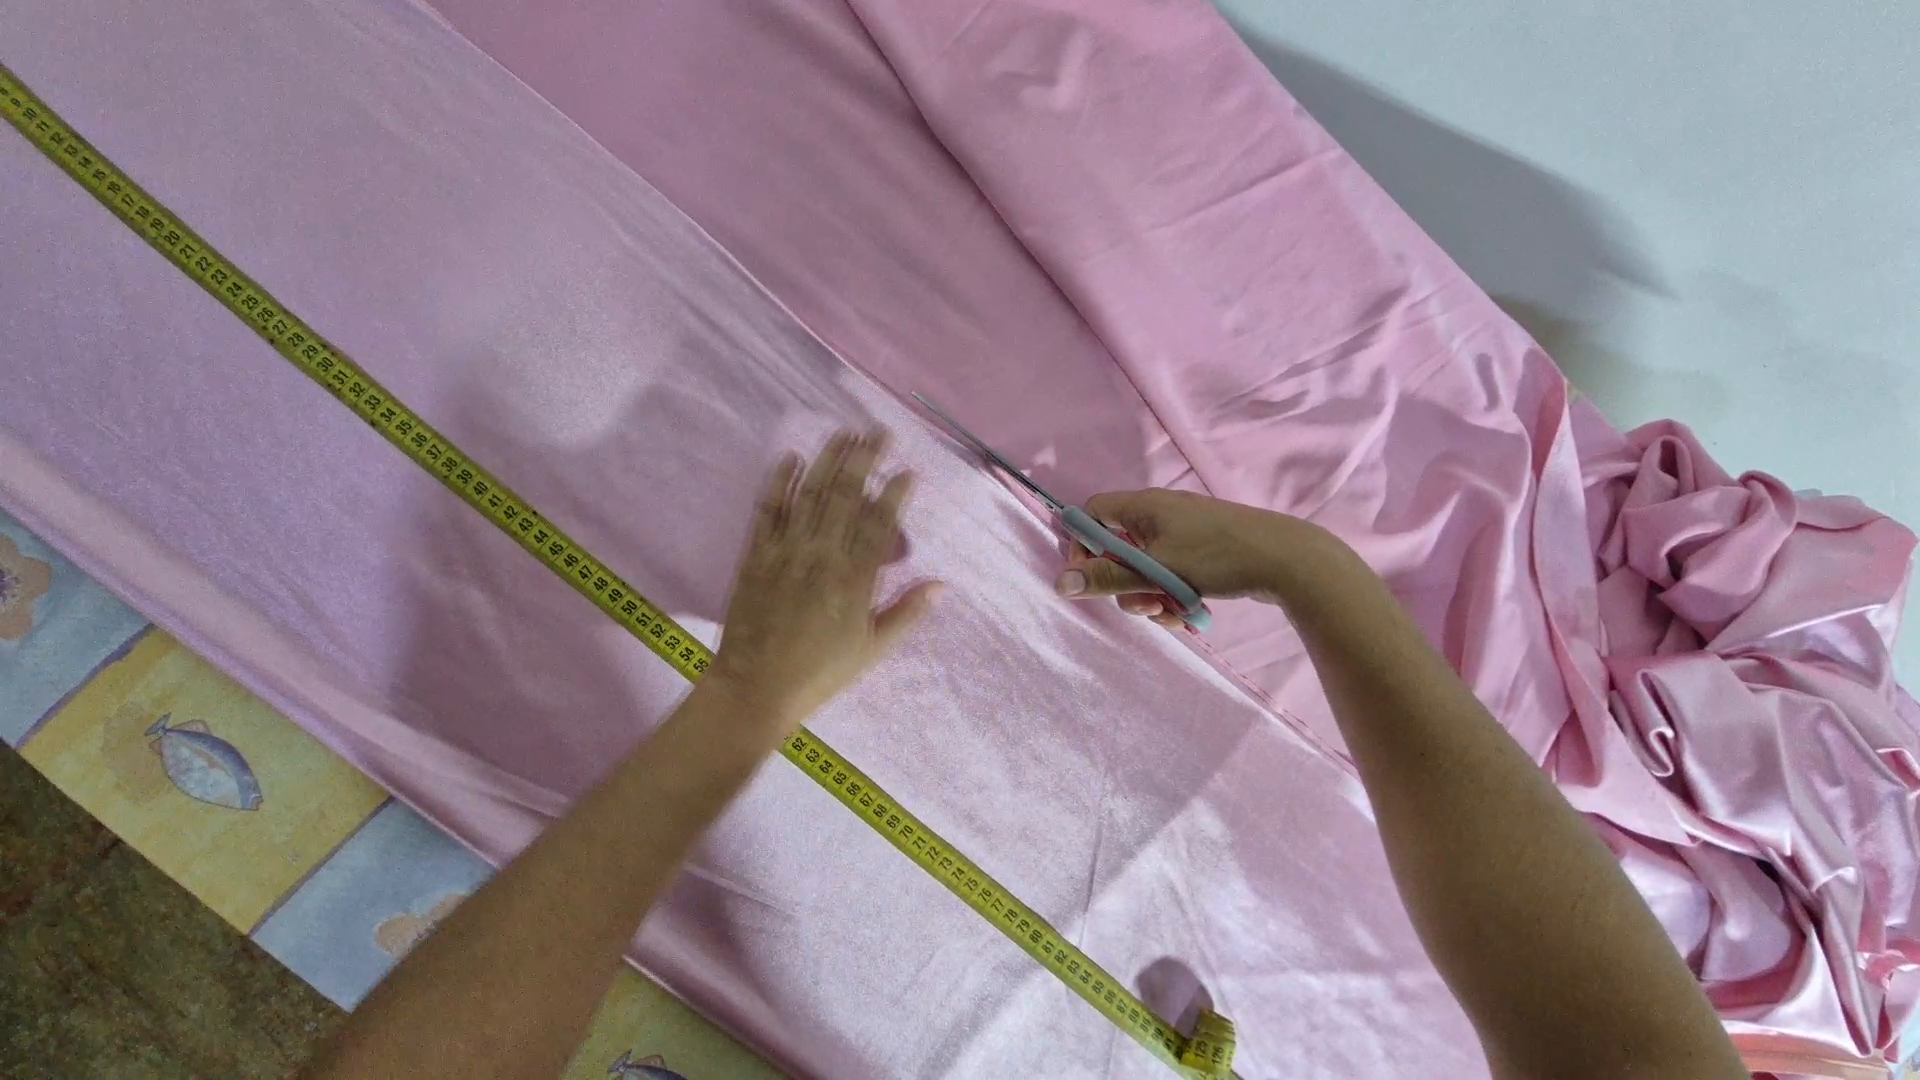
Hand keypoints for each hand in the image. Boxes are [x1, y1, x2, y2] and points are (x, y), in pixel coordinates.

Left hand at [707, 431, 942, 733]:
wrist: (756, 688)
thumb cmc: (821, 672)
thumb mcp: (872, 649)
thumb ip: (907, 613)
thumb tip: (942, 586)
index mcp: (854, 579)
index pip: (879, 522)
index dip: (896, 492)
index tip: (910, 471)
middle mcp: (822, 555)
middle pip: (845, 496)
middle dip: (864, 459)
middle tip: (878, 432)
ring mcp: (786, 551)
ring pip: (809, 494)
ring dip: (827, 460)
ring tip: (844, 433)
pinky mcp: (756, 555)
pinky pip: (767, 510)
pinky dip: (778, 481)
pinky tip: (789, 458)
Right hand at [1054, 488, 1298, 626]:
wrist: (1289, 560)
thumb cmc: (1218, 556)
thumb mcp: (1156, 570)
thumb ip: (1106, 578)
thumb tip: (1059, 583)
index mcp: (1144, 506)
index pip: (1092, 513)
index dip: (1083, 544)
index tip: (1090, 576)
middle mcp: (1160, 514)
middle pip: (1118, 547)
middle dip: (1123, 583)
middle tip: (1140, 605)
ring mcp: (1183, 532)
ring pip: (1145, 567)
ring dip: (1148, 595)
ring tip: (1169, 614)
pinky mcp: (1202, 551)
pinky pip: (1169, 573)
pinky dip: (1170, 594)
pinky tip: (1185, 614)